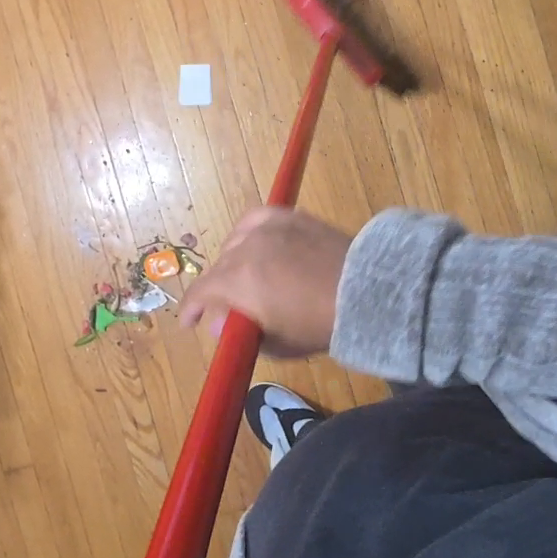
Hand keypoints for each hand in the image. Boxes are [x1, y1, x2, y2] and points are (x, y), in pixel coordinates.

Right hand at [179, 207, 353, 358]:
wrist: (366, 291)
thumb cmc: (320, 324)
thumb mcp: (278, 342)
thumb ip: (241, 332)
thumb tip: (218, 323)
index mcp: (238, 280)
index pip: (200, 291)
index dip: (190, 309)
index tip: (190, 323)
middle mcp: (245, 248)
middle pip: (218, 268)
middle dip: (217, 290)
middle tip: (228, 306)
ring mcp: (268, 228)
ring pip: (234, 243)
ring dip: (232, 261)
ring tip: (244, 275)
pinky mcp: (289, 216)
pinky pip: (256, 218)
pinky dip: (248, 231)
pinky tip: (252, 241)